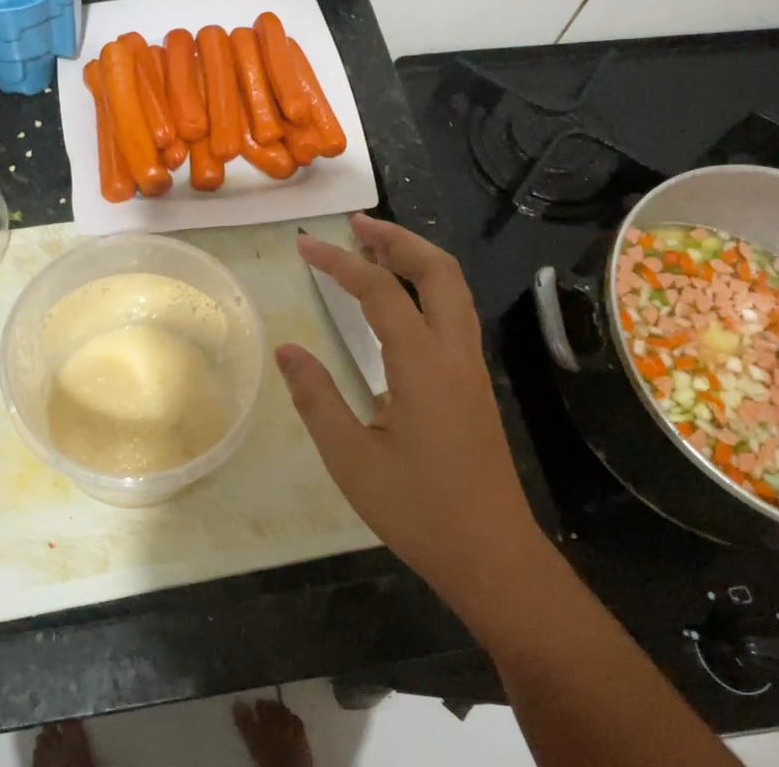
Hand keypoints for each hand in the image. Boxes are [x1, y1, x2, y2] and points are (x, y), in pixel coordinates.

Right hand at [276, 213, 544, 622]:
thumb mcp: (351, 459)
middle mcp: (454, 353)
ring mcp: (471, 368)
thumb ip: (317, 398)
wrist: (491, 553)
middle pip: (437, 270)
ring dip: (416, 259)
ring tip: (373, 249)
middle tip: (353, 225)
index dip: (339, 262)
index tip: (304, 244)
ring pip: (454, 289)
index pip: (379, 290)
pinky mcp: (475, 386)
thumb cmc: (418, 509)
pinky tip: (400, 305)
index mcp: (422, 364)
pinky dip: (426, 288)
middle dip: (396, 238)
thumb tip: (287, 350)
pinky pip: (454, 314)